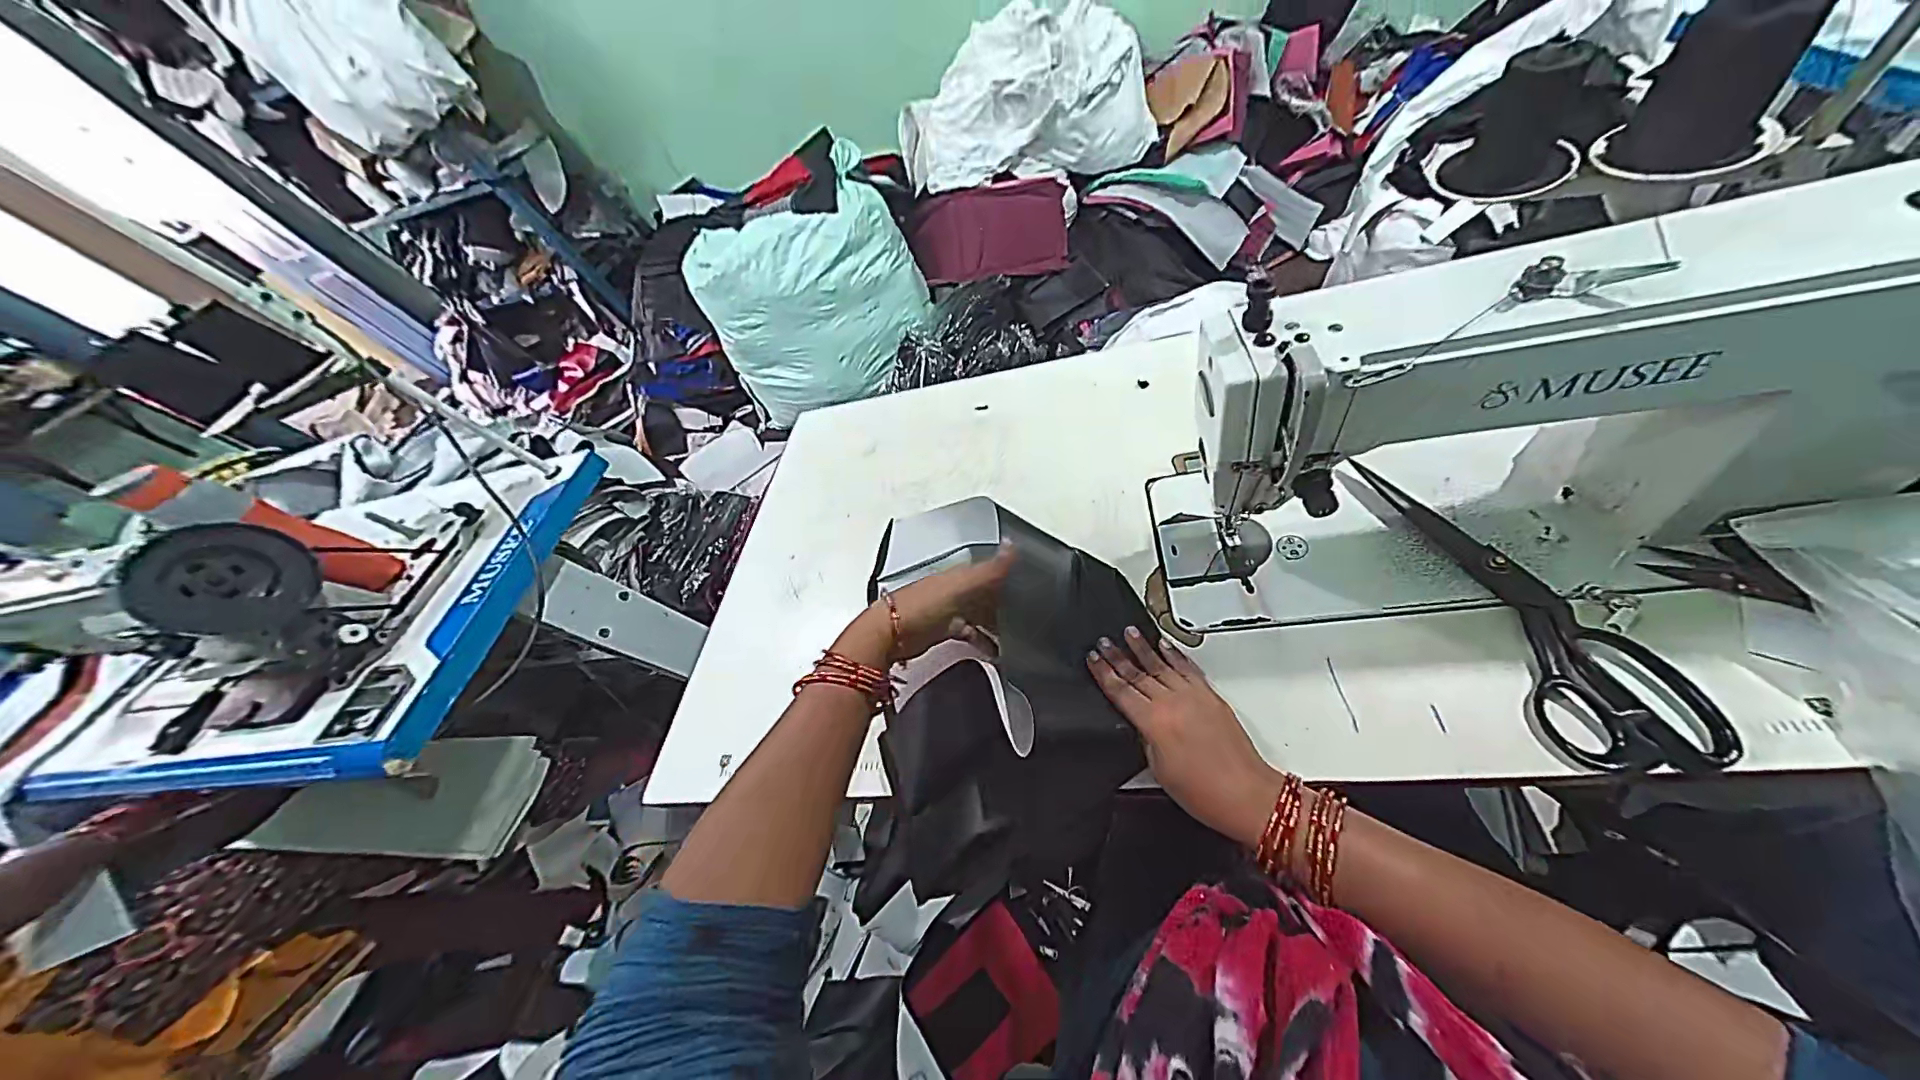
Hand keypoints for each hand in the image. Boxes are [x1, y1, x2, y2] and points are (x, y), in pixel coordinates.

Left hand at [835, 548, 1013, 665]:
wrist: (890, 635)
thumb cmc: (921, 606)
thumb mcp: (961, 585)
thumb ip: (989, 569)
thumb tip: (1012, 544)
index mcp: (958, 575)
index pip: (988, 571)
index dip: (1007, 575)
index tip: (1029, 580)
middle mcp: (953, 590)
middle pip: (985, 595)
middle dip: (1005, 602)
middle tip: (1028, 613)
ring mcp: (947, 611)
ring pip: (978, 614)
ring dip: (996, 624)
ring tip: (1016, 636)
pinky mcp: (942, 632)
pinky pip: (970, 633)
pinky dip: (983, 641)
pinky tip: (995, 650)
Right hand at [1088, 627, 1284, 847]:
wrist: (1245, 794)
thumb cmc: (1205, 791)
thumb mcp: (1158, 769)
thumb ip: (1145, 739)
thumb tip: (1140, 724)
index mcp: (1153, 722)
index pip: (1120, 690)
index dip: (1104, 673)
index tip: (1094, 660)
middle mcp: (1173, 703)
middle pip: (1137, 673)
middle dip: (1118, 656)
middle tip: (1105, 642)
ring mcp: (1194, 697)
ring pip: (1162, 665)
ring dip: (1144, 648)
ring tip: (1131, 633)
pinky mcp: (1211, 697)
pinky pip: (1188, 669)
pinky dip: (1176, 656)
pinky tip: (1166, 647)